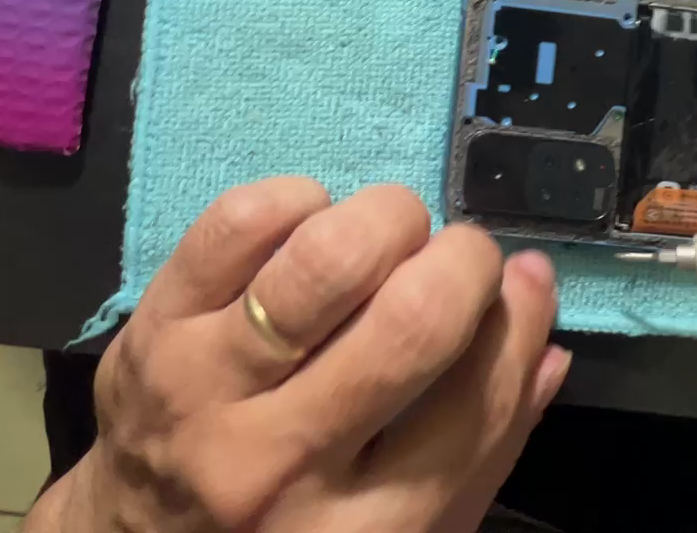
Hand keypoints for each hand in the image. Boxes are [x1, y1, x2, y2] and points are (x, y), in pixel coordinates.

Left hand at [25, 179, 569, 532]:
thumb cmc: (291, 528)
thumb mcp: (402, 523)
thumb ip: (488, 428)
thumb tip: (540, 297)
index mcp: (366, 531)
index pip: (475, 398)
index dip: (513, 316)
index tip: (512, 278)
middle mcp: (285, 464)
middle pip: (409, 321)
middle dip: (461, 259)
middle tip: (455, 252)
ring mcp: (208, 388)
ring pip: (324, 262)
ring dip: (385, 217)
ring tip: (390, 228)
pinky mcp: (156, 325)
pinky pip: (238, 224)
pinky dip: (296, 196)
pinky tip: (311, 214)